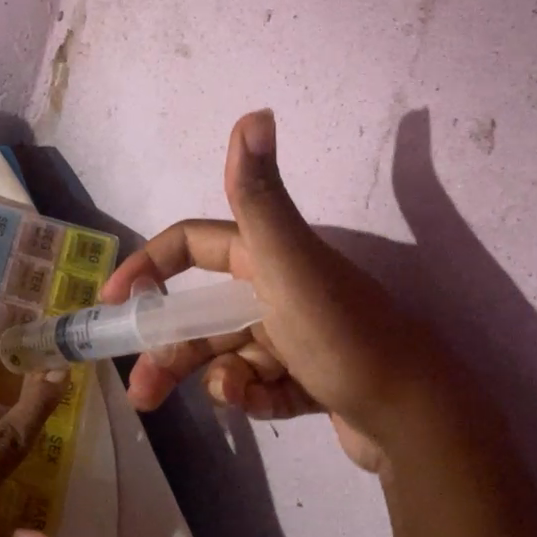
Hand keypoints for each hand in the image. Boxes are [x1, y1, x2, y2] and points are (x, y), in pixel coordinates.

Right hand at [105, 110, 464, 474]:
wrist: (421, 425)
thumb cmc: (343, 336)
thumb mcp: (289, 265)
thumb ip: (259, 196)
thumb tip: (254, 111)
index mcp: (269, 257)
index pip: (194, 246)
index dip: (150, 265)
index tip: (114, 299)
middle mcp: (280, 290)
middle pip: (202, 312)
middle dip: (165, 344)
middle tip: (136, 384)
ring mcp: (296, 338)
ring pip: (226, 353)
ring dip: (201, 376)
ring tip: (161, 406)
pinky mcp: (310, 380)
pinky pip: (259, 385)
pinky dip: (251, 397)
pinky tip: (258, 406)